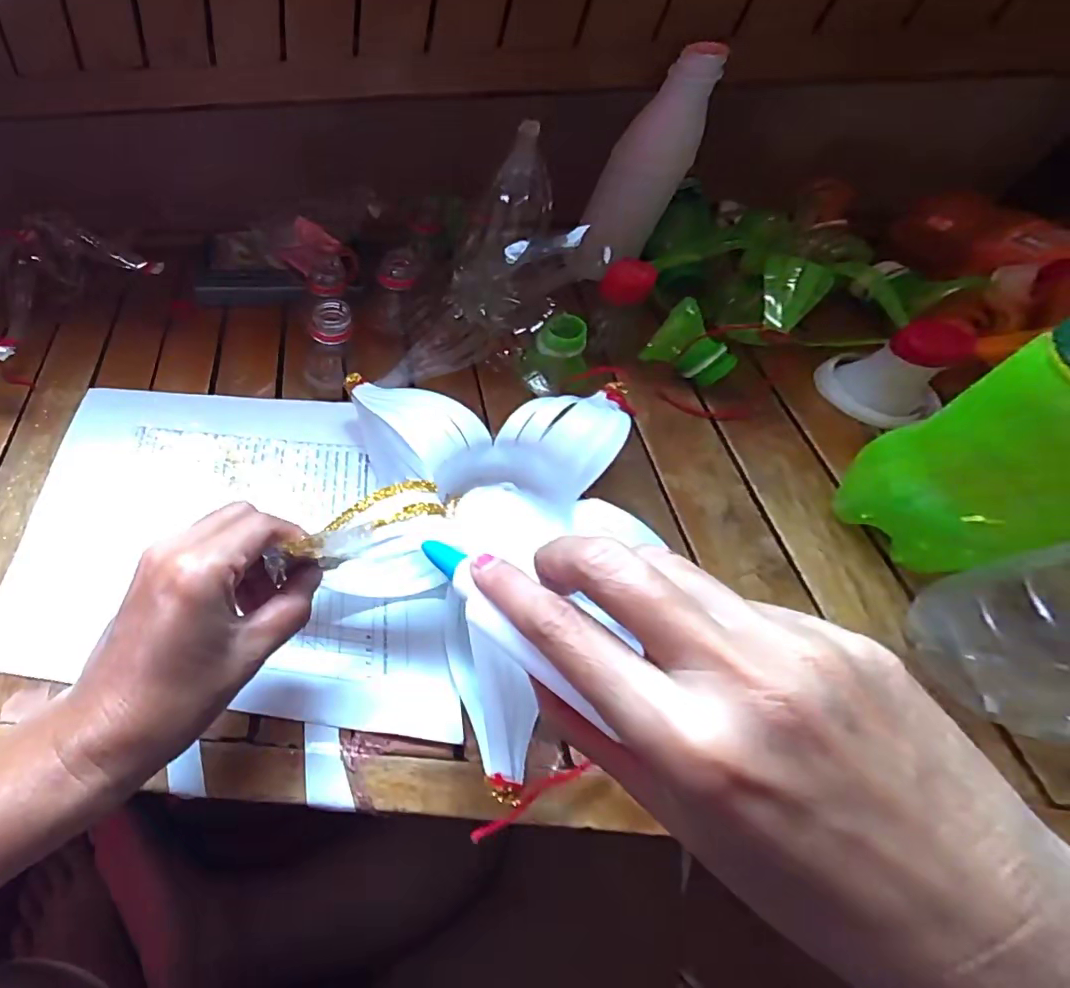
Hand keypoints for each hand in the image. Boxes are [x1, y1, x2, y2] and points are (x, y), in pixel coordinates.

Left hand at [53, 502, 320, 788]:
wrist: (111, 722)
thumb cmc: (178, 699)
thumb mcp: (248, 654)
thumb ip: (289, 606)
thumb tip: (309, 574)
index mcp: (198, 566)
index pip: (260, 524)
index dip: (295, 539)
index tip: (314, 564)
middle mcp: (172, 548)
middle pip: (238, 515)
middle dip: (272, 541)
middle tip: (290, 582)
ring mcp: (154, 556)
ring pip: (217, 528)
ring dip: (247, 551)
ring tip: (262, 600)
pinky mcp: (146, 570)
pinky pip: (195, 545)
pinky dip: (223, 560)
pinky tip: (233, 600)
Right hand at [472, 538, 1069, 987]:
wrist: (992, 920)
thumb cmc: (798, 881)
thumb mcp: (668, 810)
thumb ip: (588, 723)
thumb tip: (532, 655)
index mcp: (687, 741)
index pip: (566, 633)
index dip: (509, 592)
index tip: (479, 568)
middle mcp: (743, 680)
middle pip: (620, 566)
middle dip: (561, 553)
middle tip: (544, 570)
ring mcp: (805, 650)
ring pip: (674, 567)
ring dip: (623, 573)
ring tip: (615, 602)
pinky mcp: (848, 639)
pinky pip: (736, 602)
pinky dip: (696, 613)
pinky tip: (713, 652)